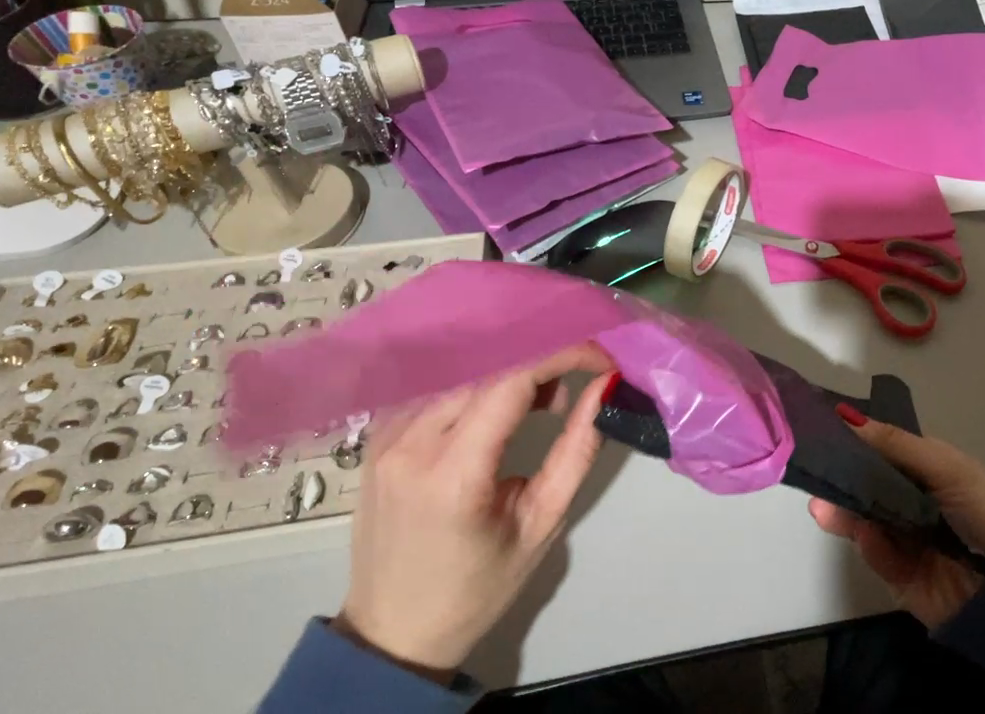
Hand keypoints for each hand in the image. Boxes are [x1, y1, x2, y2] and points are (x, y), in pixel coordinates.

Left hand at [335, 343, 616, 675]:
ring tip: (544, 400)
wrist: (394, 630)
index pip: (511, 379)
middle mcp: (410, 443)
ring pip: (463, 370)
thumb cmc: (478, 587)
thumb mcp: (542, 522)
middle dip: (542, 359)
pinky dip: (479, 383)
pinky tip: (500, 406)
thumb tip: (606, 386)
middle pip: (486, 366)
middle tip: (579, 380)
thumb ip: (577, 450)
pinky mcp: (378, 436)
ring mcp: (386, 435)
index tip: (601, 358)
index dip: (562, 353)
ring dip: (511, 370)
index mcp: (452, 474)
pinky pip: (438, 386)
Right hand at [808, 408, 984, 628]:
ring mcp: (905, 539)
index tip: (822, 438)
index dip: (854, 445)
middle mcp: (911, 502)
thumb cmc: (982, 507)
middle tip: (815, 479)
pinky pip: (877, 557)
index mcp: (924, 471)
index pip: (881, 454)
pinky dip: (871, 546)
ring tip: (824, 510)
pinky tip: (866, 537)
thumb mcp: (944, 466)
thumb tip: (846, 416)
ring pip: (864, 522)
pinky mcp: (900, 575)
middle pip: (866, 489)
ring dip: (845, 515)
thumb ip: (896, 444)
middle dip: (841, 483)